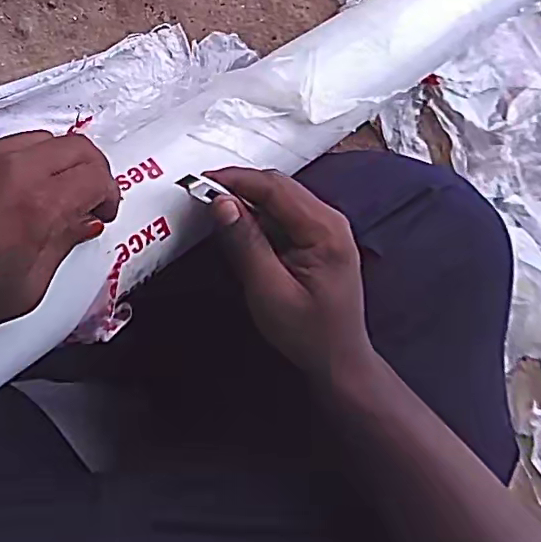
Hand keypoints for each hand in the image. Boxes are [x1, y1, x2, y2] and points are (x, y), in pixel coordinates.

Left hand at [0, 126, 120, 342]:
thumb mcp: (25, 287)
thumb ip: (62, 246)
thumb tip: (82, 225)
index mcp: (35, 204)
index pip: (96, 177)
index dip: (110, 196)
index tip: (103, 212)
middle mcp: (13, 170)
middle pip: (79, 147)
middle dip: (95, 173)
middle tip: (91, 202)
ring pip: (48, 139)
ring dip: (64, 163)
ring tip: (58, 196)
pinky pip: (17, 143)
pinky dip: (34, 159)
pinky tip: (26, 190)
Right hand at [207, 167, 374, 378]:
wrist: (338, 361)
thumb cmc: (308, 333)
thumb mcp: (269, 291)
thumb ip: (246, 243)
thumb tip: (222, 203)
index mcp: (325, 230)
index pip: (274, 188)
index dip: (235, 180)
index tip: (202, 182)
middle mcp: (329, 221)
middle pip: (277, 186)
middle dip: (238, 185)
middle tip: (202, 192)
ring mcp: (324, 227)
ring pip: (277, 196)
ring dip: (245, 197)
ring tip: (214, 206)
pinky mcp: (314, 236)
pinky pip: (280, 211)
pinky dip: (255, 212)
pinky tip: (237, 224)